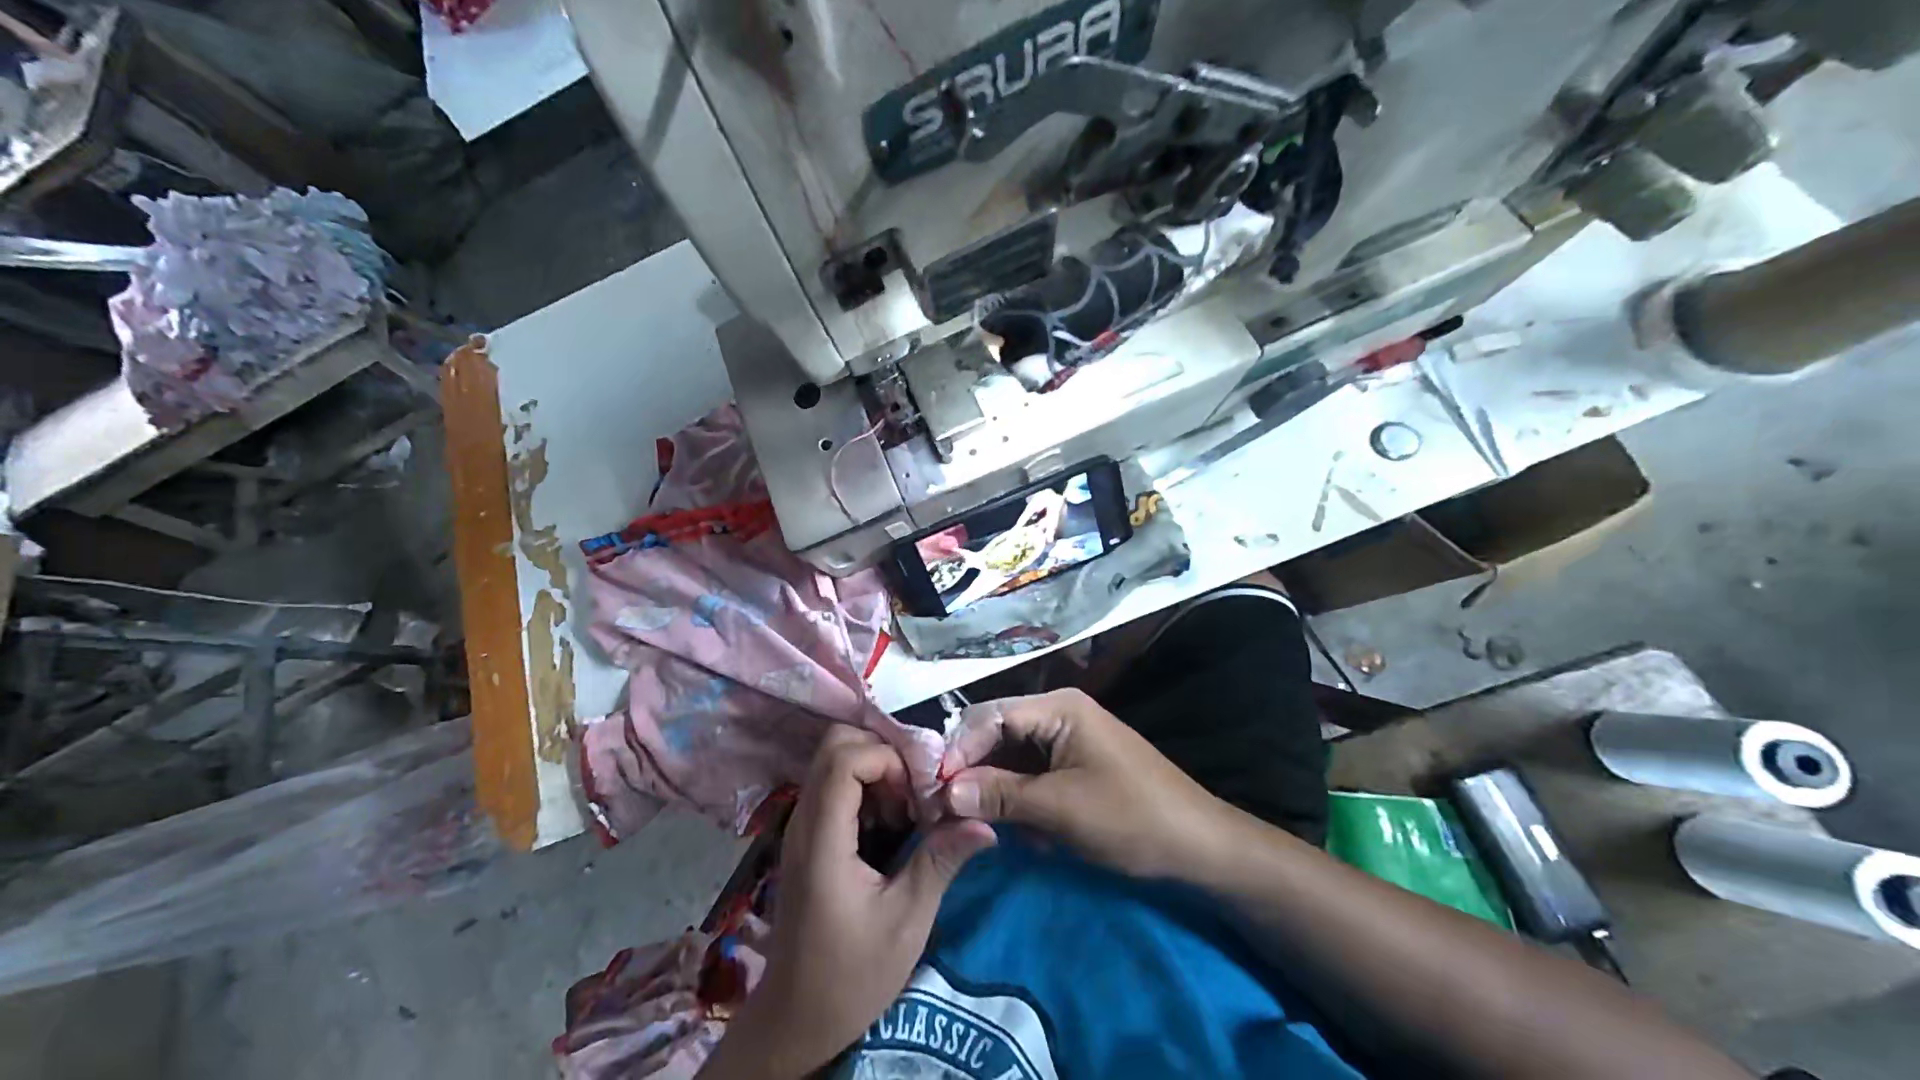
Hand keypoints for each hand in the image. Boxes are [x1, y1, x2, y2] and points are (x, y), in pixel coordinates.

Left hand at [706, 729, 995, 1078]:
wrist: (797, 1019)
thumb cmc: (851, 975)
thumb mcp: (906, 920)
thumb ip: (940, 861)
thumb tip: (985, 824)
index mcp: (822, 838)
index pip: (843, 759)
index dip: (887, 758)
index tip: (921, 788)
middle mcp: (804, 821)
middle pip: (835, 747)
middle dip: (883, 753)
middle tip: (919, 789)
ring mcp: (803, 827)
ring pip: (835, 763)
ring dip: (878, 771)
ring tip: (911, 809)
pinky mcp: (810, 838)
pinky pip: (836, 787)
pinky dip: (868, 789)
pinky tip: (894, 824)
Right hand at [939, 688, 1242, 880]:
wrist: (1198, 846)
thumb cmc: (1131, 817)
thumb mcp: (1060, 809)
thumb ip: (1000, 796)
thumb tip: (944, 793)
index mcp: (1058, 707)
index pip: (989, 716)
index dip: (957, 751)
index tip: (933, 791)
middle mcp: (1057, 713)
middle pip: (996, 735)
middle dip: (972, 773)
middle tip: (945, 811)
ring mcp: (1065, 740)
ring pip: (1009, 759)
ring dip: (995, 792)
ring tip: (981, 826)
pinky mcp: (1071, 766)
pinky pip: (1029, 777)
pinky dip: (1019, 803)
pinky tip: (1023, 833)